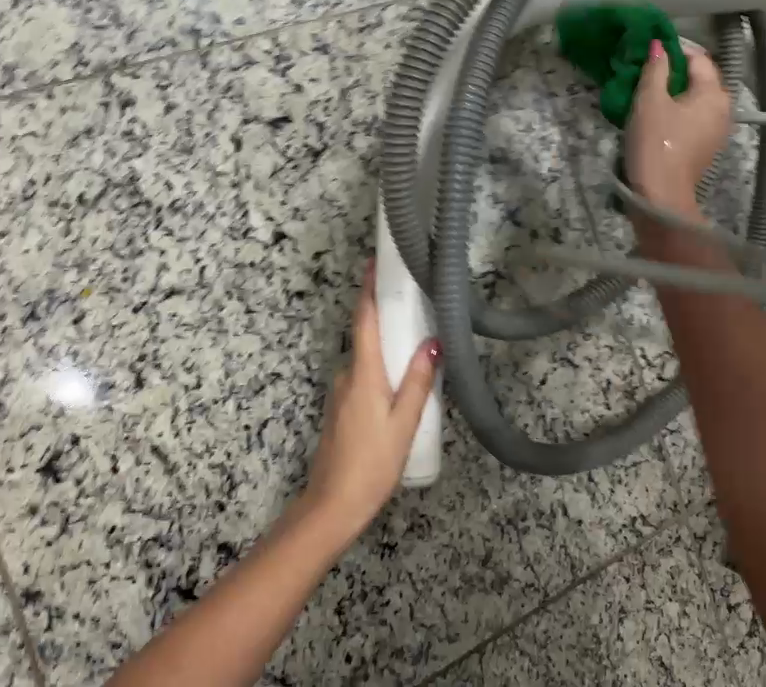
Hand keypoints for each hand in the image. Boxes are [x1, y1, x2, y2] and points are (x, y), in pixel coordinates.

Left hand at [298, 265, 439, 547]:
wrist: (333, 505)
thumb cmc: (372, 463)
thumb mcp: (404, 422)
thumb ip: (418, 382)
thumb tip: (432, 341)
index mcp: (362, 372)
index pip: (364, 319)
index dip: (369, 289)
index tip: (374, 261)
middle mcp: (346, 375)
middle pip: (366, 336)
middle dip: (386, 318)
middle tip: (415, 303)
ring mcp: (339, 393)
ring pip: (366, 361)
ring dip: (387, 350)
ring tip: (418, 346)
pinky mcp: (340, 410)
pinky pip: (363, 379)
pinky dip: (381, 371)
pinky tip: (401, 385)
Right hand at [624, 37, 732, 212]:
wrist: (661, 195)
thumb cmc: (655, 142)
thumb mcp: (649, 100)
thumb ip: (655, 69)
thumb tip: (659, 45)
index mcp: (714, 93)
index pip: (698, 58)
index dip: (674, 51)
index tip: (648, 51)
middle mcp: (723, 109)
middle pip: (700, 79)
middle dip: (674, 72)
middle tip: (645, 72)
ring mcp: (717, 130)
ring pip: (696, 100)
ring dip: (674, 93)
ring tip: (647, 93)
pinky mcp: (706, 147)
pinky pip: (693, 118)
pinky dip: (678, 111)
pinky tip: (656, 116)